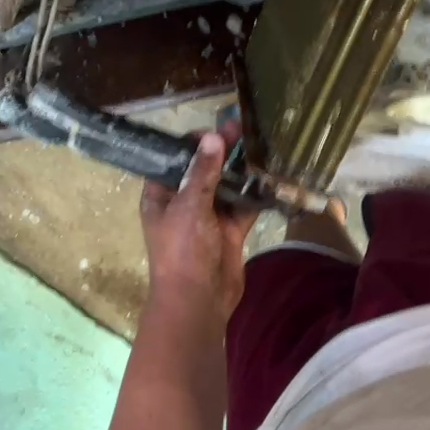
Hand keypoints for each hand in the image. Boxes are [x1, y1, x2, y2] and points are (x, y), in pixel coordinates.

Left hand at [139, 122, 258, 322]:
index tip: (213, 130)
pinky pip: (242, 207)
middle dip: (220, 151)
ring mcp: (207, 217)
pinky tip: (269, 175)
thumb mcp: (189, 206)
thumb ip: (203, 172)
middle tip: (240, 128)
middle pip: (202, 170)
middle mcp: (182, 202)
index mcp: (160, 194)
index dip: (191, 143)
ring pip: (224, 186)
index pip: (174, 159)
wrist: (198, 302)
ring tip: (257, 144)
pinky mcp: (229, 232)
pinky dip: (254, 194)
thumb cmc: (183, 250)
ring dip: (239, 169)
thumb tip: (213, 137)